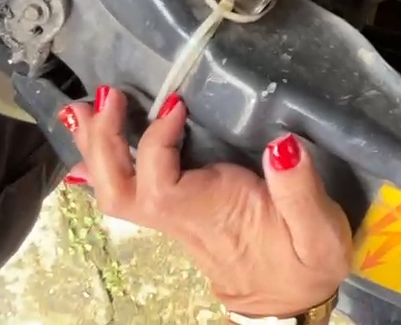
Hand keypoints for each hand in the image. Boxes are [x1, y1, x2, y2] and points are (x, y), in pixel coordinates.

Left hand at [63, 87, 352, 316]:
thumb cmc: (307, 263)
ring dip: (99, 149)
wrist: (294, 303)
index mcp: (214, 215)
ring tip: (82, 109)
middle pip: (121, 192)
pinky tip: (102, 139)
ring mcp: (178, 218)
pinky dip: (111, 160)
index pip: (162, 186)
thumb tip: (281, 145)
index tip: (176, 101)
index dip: (156, 143)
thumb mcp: (318, 231)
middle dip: (104, 144)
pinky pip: (132, 188)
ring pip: (118, 192)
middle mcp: (185, 218)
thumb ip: (299, 189)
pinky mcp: (182, 212)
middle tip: (103, 96)